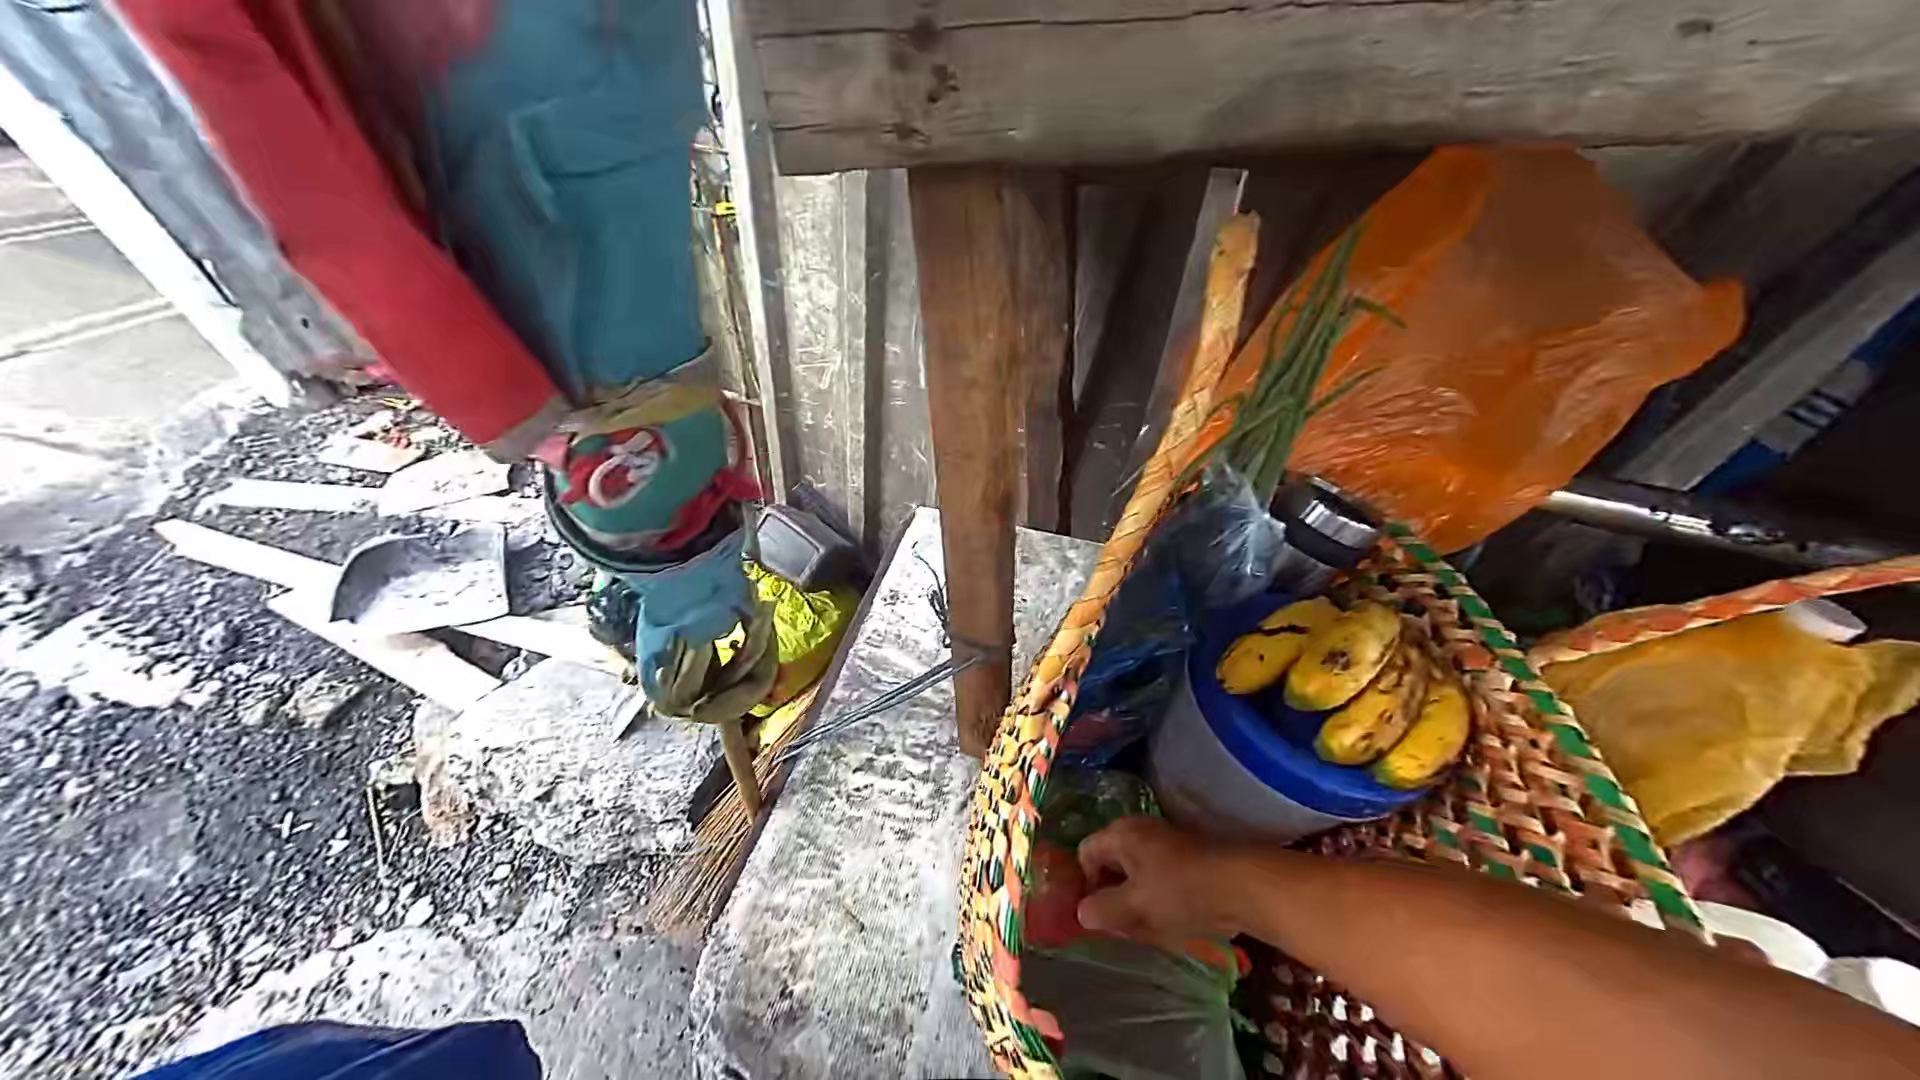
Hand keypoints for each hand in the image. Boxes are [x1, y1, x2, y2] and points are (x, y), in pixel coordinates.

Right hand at [1074, 816, 1243, 942]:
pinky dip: (1157, 895)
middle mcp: (1138, 828)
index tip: (1098, 913)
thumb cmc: (1180, 893)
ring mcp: (1164, 838)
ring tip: (1148, 926)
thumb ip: (1103, 910)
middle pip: (1111, 861)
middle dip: (1112, 894)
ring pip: (1136, 871)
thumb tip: (1082, 912)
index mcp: (1120, 834)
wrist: (1242, 886)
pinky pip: (1158, 874)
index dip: (1085, 884)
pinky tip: (1171, 918)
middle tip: (1122, 924)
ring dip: (1136, 898)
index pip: (1085, 853)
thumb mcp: (1135, 907)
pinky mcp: (1186, 853)